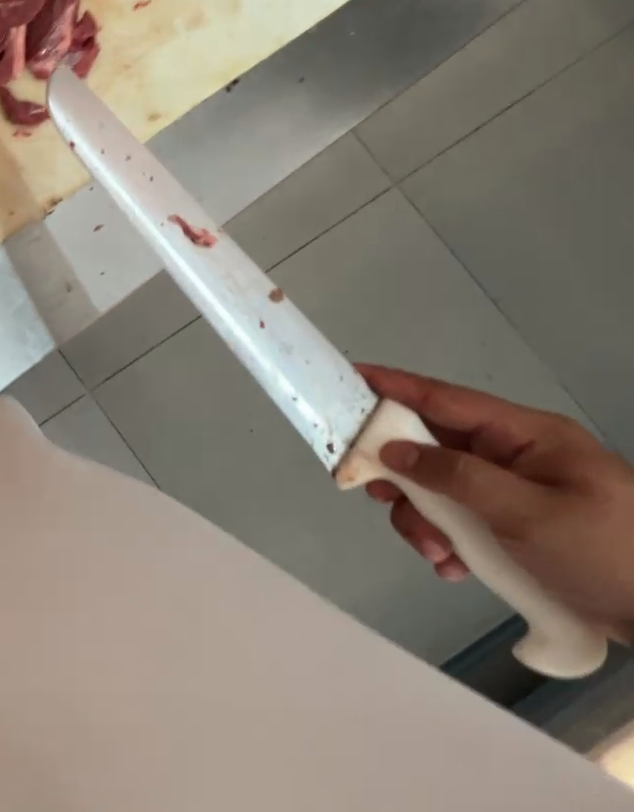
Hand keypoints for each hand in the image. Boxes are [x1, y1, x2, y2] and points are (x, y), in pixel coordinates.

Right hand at [359, 364, 633, 641]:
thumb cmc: (609, 554)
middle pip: (426, 446)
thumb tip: (392, 451)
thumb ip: (456, 476)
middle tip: (380, 499)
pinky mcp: (510, 524)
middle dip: (399, 476)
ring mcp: (511, 491)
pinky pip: (453, 519)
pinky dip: (442, 542)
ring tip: (437, 553)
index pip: (442, 398)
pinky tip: (454, 567)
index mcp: (526, 437)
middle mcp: (513, 455)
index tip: (341, 379)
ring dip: (421, 520)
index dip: (389, 386)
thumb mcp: (528, 514)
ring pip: (432, 488)